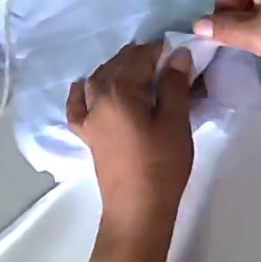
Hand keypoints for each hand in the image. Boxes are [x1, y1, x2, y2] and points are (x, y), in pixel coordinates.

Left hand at [67, 42, 194, 227]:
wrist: (137, 209)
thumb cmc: (161, 165)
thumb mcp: (175, 122)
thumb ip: (174, 85)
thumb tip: (177, 54)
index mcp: (119, 90)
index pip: (141, 57)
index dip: (163, 52)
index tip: (183, 55)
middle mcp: (97, 97)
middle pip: (118, 64)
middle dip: (143, 59)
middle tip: (171, 66)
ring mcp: (88, 117)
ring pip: (98, 79)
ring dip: (118, 70)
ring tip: (142, 75)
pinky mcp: (86, 135)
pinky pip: (77, 105)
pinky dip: (81, 92)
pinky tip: (83, 86)